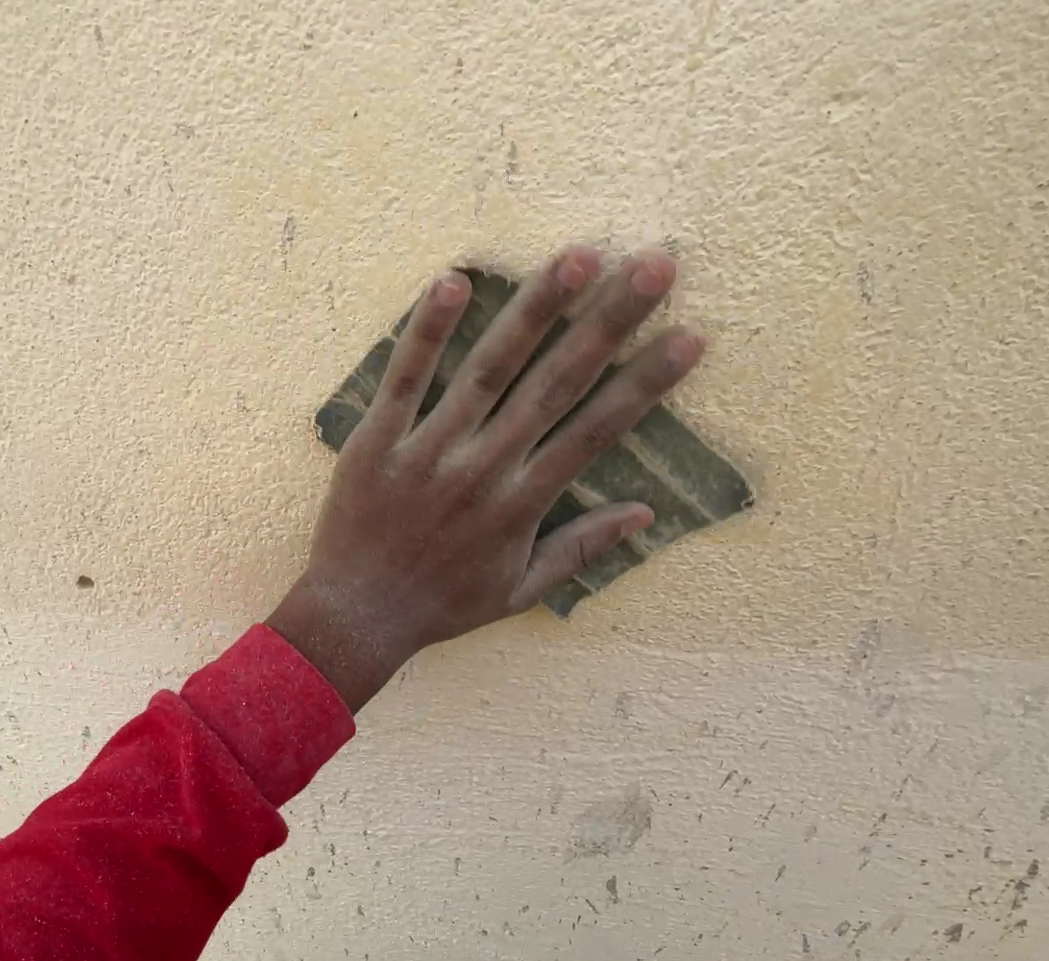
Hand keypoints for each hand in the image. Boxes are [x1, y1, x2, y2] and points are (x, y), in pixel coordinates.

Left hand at [267, 246, 703, 710]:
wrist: (357, 615)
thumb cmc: (441, 605)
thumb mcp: (519, 591)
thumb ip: (580, 550)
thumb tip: (646, 513)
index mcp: (521, 505)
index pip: (597, 431)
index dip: (646, 383)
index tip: (691, 336)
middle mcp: (482, 470)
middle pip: (553, 385)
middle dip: (607, 323)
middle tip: (653, 266)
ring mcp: (427, 452)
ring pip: (487, 371)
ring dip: (533, 311)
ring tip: (575, 257)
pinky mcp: (376, 442)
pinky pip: (404, 380)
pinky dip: (426, 331)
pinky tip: (453, 280)